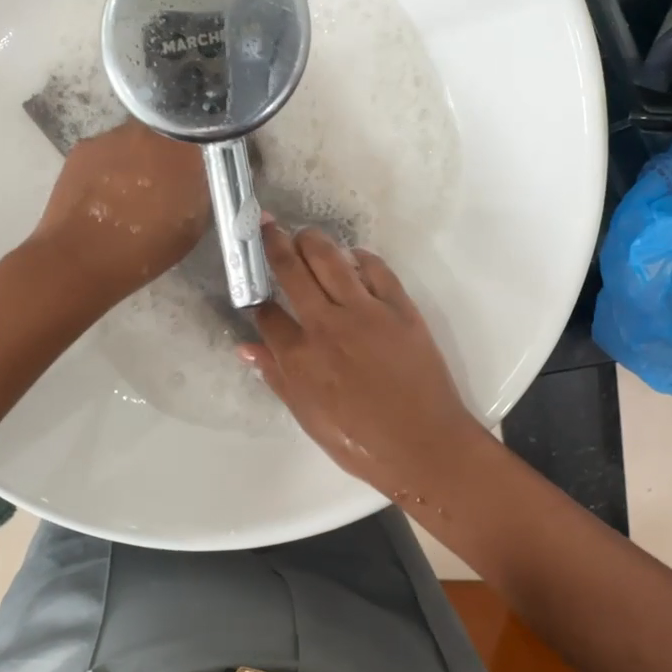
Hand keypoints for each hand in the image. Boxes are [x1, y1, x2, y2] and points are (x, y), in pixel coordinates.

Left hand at [29, 121, 210, 303]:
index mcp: (184, 151)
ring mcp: (113, 136)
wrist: (78, 259)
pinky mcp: (84, 147)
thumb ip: (198, 190)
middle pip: (165, 133)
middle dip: (165, 155)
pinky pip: (106, 151)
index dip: (199, 152)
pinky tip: (103, 193)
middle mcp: (149, 133)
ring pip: (133, 141)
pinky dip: (108, 166)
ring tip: (128, 192)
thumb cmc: (142, 252)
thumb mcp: (191, 226)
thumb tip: (196, 176)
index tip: (195, 171)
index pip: (201, 135)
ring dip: (135, 159)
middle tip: (162, 184)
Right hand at [239, 223, 484, 495]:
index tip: (253, 288)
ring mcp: (365, 312)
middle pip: (292, 271)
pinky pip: (376, 269)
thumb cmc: (360, 442)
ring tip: (304, 234)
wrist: (425, 446)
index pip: (266, 314)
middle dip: (274, 244)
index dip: (255, 299)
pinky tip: (353, 257)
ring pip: (330, 259)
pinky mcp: (400, 308)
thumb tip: (246, 348)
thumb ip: (277, 377)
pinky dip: (360, 258)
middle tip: (266, 225)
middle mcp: (327, 325)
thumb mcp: (308, 417)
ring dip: (312, 240)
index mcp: (300, 357)